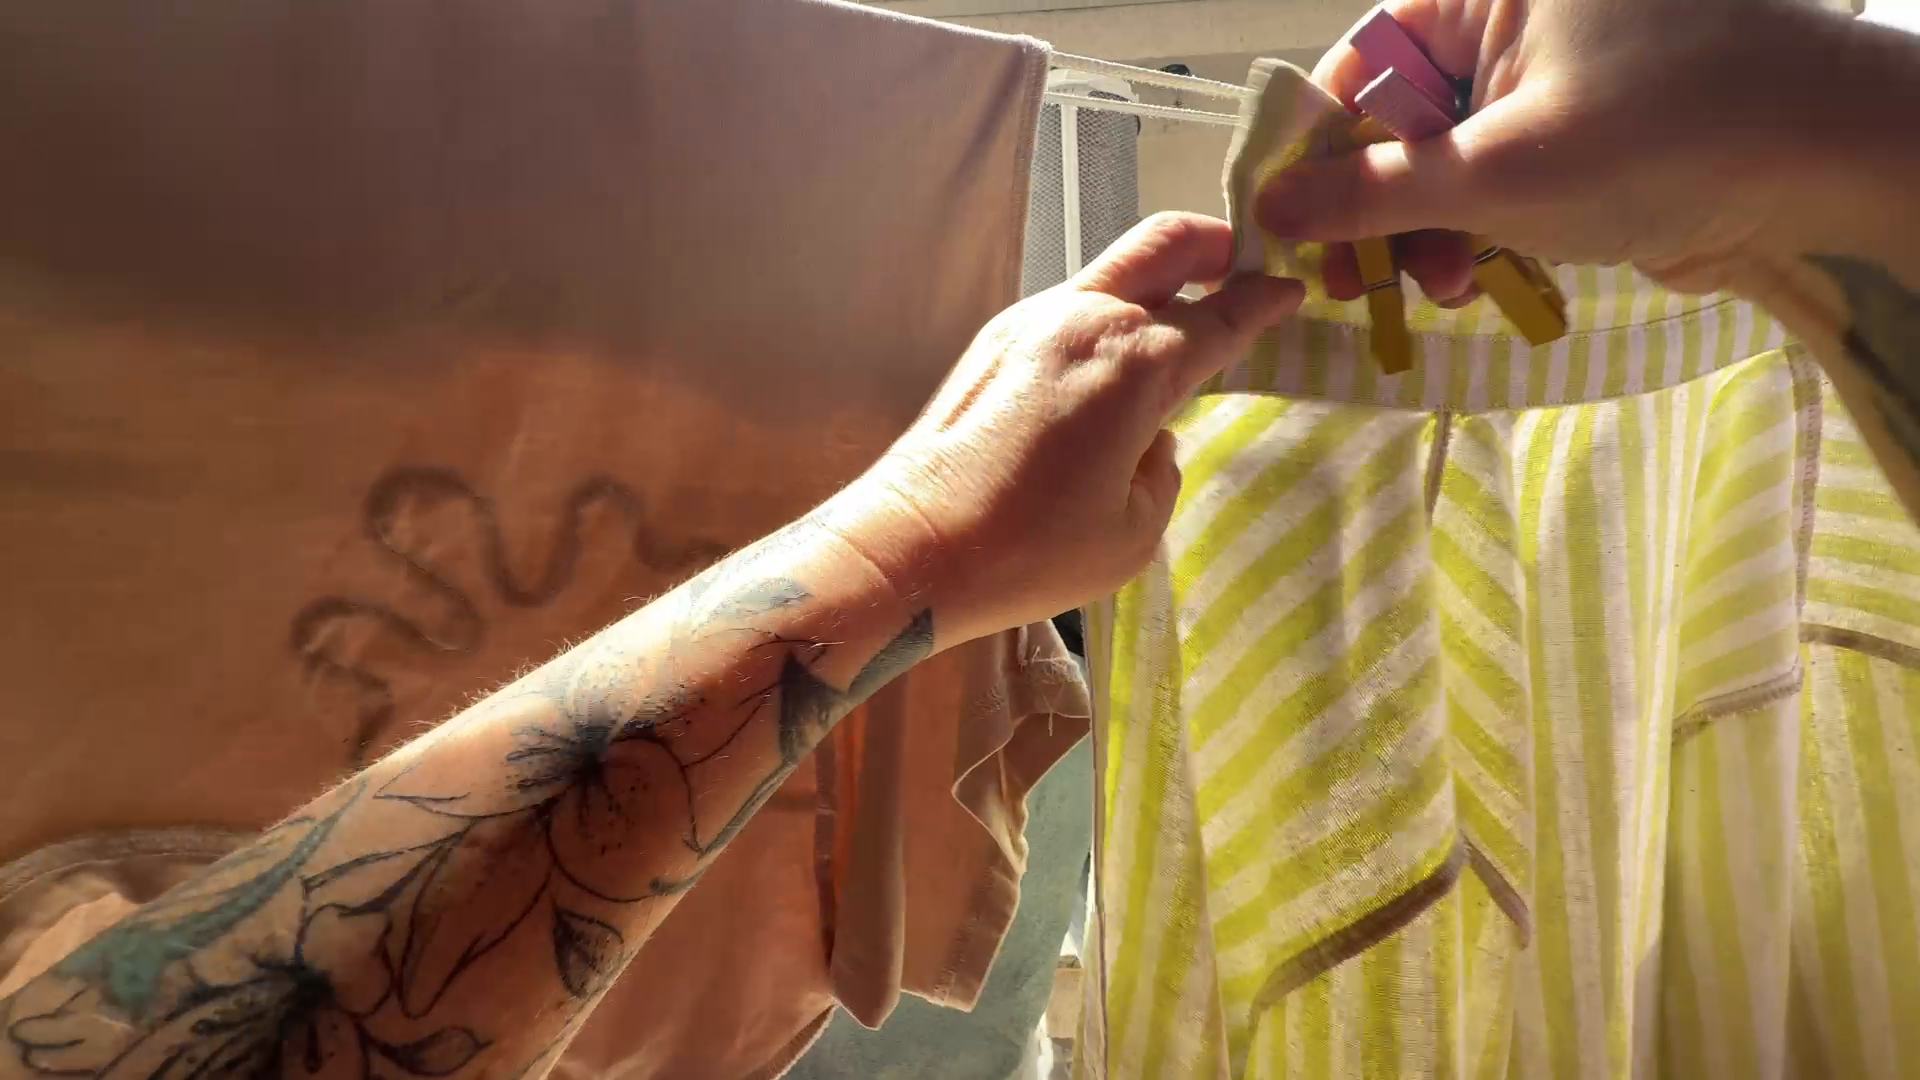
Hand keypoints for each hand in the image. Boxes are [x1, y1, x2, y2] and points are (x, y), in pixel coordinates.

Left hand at [831, 213, 1303, 646]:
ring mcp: (1028, 321)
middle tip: (1236, 263)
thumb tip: (1148, 437)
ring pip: (1109, 271)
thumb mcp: (1134, 533)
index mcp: (1137, 362)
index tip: (1288, 291)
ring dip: (1151, 284)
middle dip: (1213, 244)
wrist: (912, 546)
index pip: (1222, 313)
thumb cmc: (1030, 552)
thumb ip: (1162, 469)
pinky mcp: (990, 342)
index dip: (1264, 301)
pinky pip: (1066, 310)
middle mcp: (1085, 318)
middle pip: (1165, 244)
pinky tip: (1101, 369)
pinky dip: (1102, 318)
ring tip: (1167, 328)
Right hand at [1257, 0, 1900, 299]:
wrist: (1835, 176)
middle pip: (1385, 127)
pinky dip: (1457, 239)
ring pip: (1423, 168)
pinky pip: (1469, 186)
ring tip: (1434, 290)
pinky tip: (1468, 281)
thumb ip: (1363, 194)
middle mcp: (1506, 24)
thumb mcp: (1488, 174)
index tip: (1284, 227)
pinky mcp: (1556, 132)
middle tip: (1345, 283)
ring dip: (1413, 241)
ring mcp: (1533, 81)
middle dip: (1367, 214)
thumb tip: (1265, 209)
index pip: (1356, 67)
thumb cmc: (1661, 144)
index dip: (1311, 152)